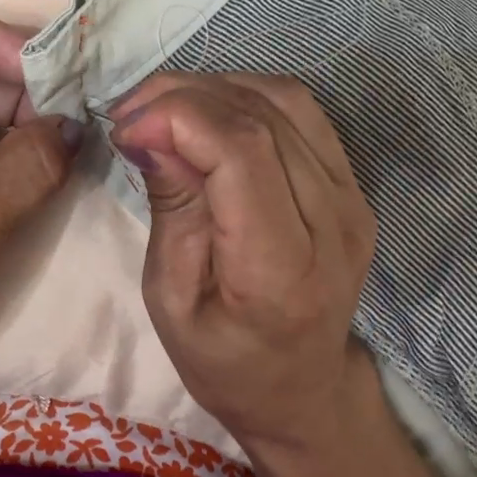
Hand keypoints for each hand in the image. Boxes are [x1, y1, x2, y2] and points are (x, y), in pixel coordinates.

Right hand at [112, 72, 447, 476]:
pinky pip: (299, 109)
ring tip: (159, 107)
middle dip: (181, 96)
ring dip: (210, 88)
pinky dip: (242, 93)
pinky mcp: (352, 182)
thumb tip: (149, 130)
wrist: (303, 388)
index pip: (242, 153)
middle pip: (260, 117)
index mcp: (283, 268)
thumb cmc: (223, 359)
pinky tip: (204, 112)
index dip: (178, 117)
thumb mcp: (170, 298)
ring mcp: (352, 197)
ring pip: (282, 99)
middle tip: (128, 112)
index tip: (124, 127)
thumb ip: (170, 207)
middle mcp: (333, 222)